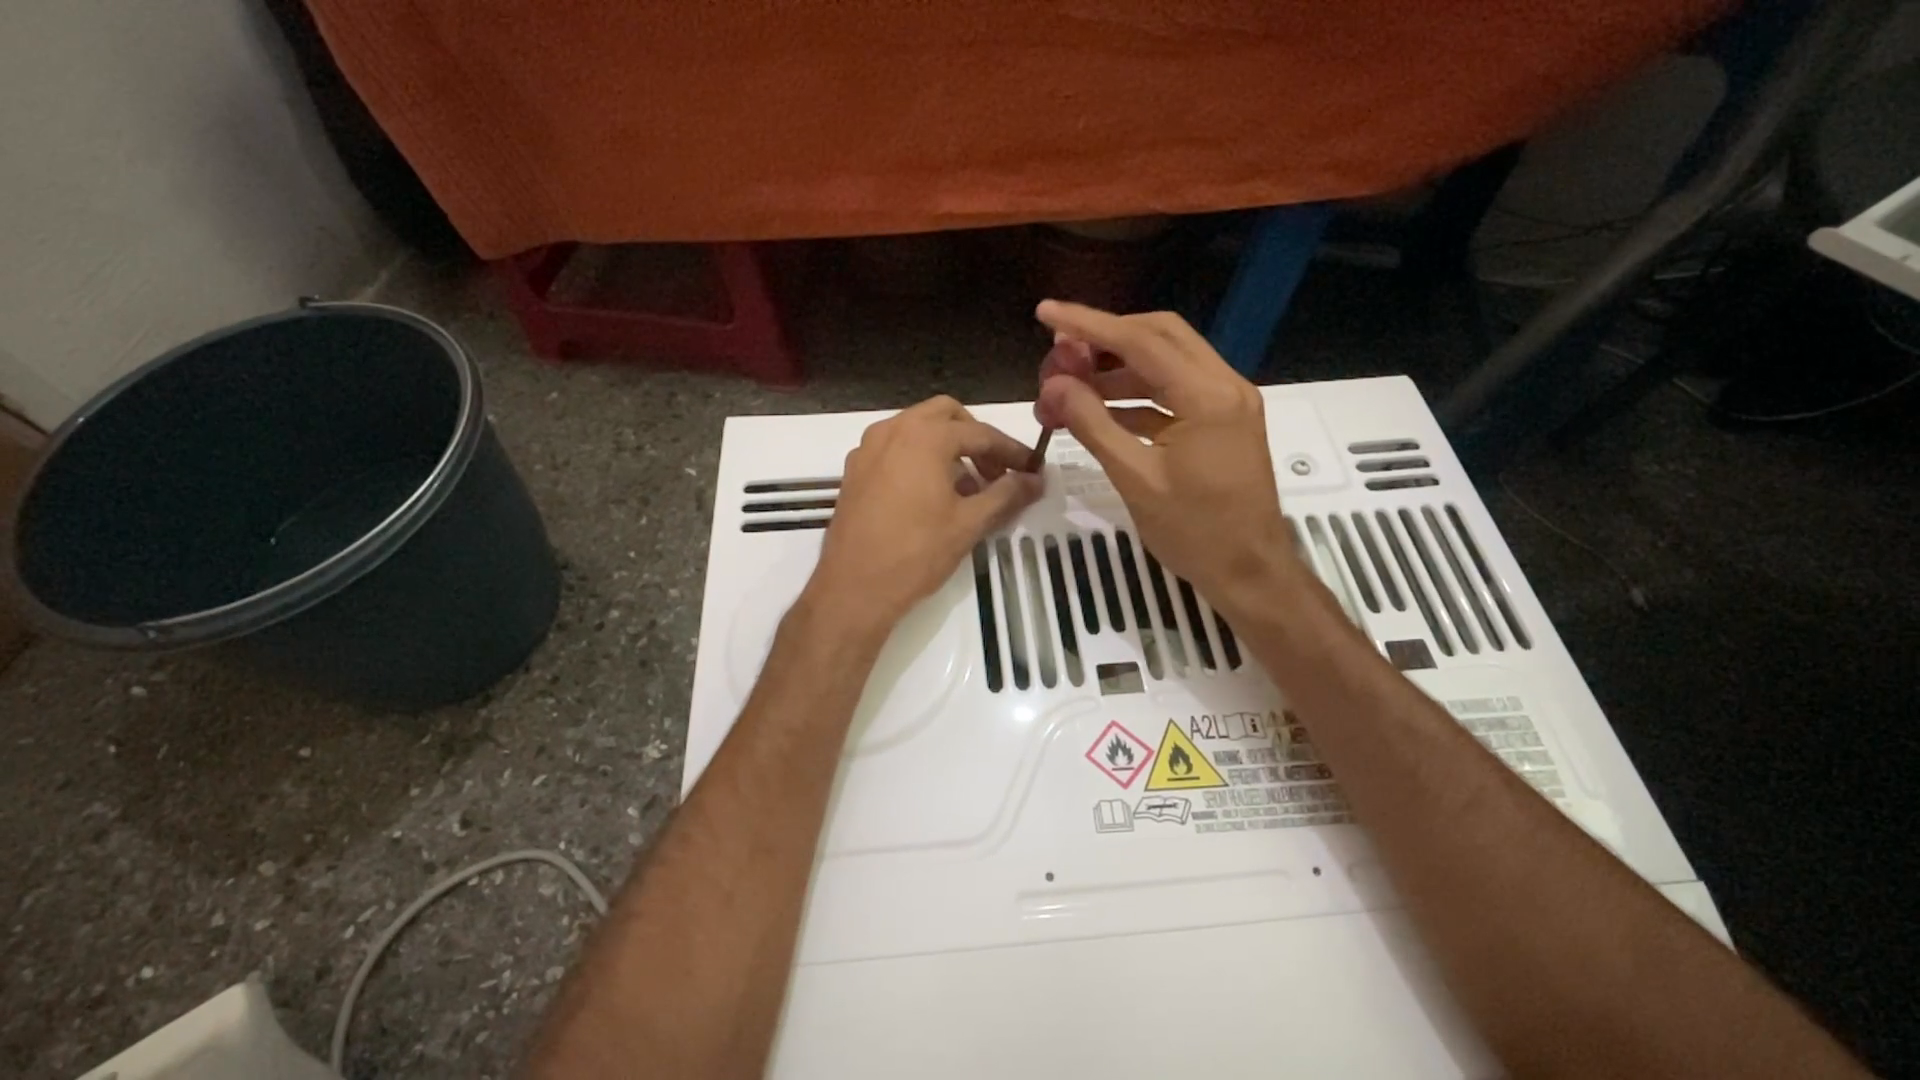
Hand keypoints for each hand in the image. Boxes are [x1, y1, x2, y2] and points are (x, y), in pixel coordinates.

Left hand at [804, 396, 1041, 632]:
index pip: (980, 433)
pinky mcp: (854, 471)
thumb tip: (1034, 480)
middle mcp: (892, 430)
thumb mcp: (969, 523)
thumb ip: (1006, 494)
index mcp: (924, 436)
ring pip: (917, 430)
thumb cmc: (916, 553)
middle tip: (997, 472)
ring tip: (967, 488)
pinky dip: (919, 459)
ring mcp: (868, 449)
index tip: (1031, 469)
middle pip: (945, 416)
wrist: (853, 588)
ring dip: (947, 447)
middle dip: (976, 438)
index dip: (1011, 451)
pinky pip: (895, 449)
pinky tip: (932, 496)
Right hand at [1033, 301, 1300, 609]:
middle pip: (1160, 335)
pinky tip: (1100, 408)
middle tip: (1060, 351)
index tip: (1047, 313)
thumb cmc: (1196, 534)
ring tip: (1071, 384)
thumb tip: (1054, 385)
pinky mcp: (1224, 421)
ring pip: (1168, 361)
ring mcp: (1229, 402)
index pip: (1141, 341)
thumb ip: (1093, 424)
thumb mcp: (1136, 479)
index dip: (1089, 324)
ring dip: (1120, 366)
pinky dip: (1138, 393)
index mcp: (1208, 397)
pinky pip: (1176, 390)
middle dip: (1107, 336)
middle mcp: (1225, 385)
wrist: (1251, 573)